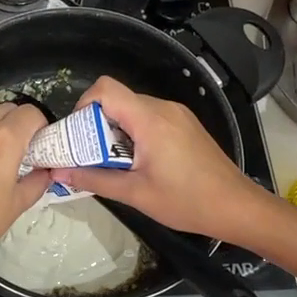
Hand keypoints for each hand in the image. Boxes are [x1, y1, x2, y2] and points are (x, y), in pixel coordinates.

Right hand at [55, 76, 275, 243]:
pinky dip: (134, 134)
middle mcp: (164, 108)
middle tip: (89, 155)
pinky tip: (137, 163)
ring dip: (115, 131)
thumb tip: (59, 172)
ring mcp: (177, 115)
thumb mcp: (135, 194)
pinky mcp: (185, 125)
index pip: (106, 89)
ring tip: (113, 163)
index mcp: (150, 120)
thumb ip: (94, 179)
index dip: (84, 105)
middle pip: (118, 99)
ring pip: (133, 109)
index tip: (78, 135)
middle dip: (96, 124)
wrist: (237, 207)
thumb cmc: (186, 201)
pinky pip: (149, 118)